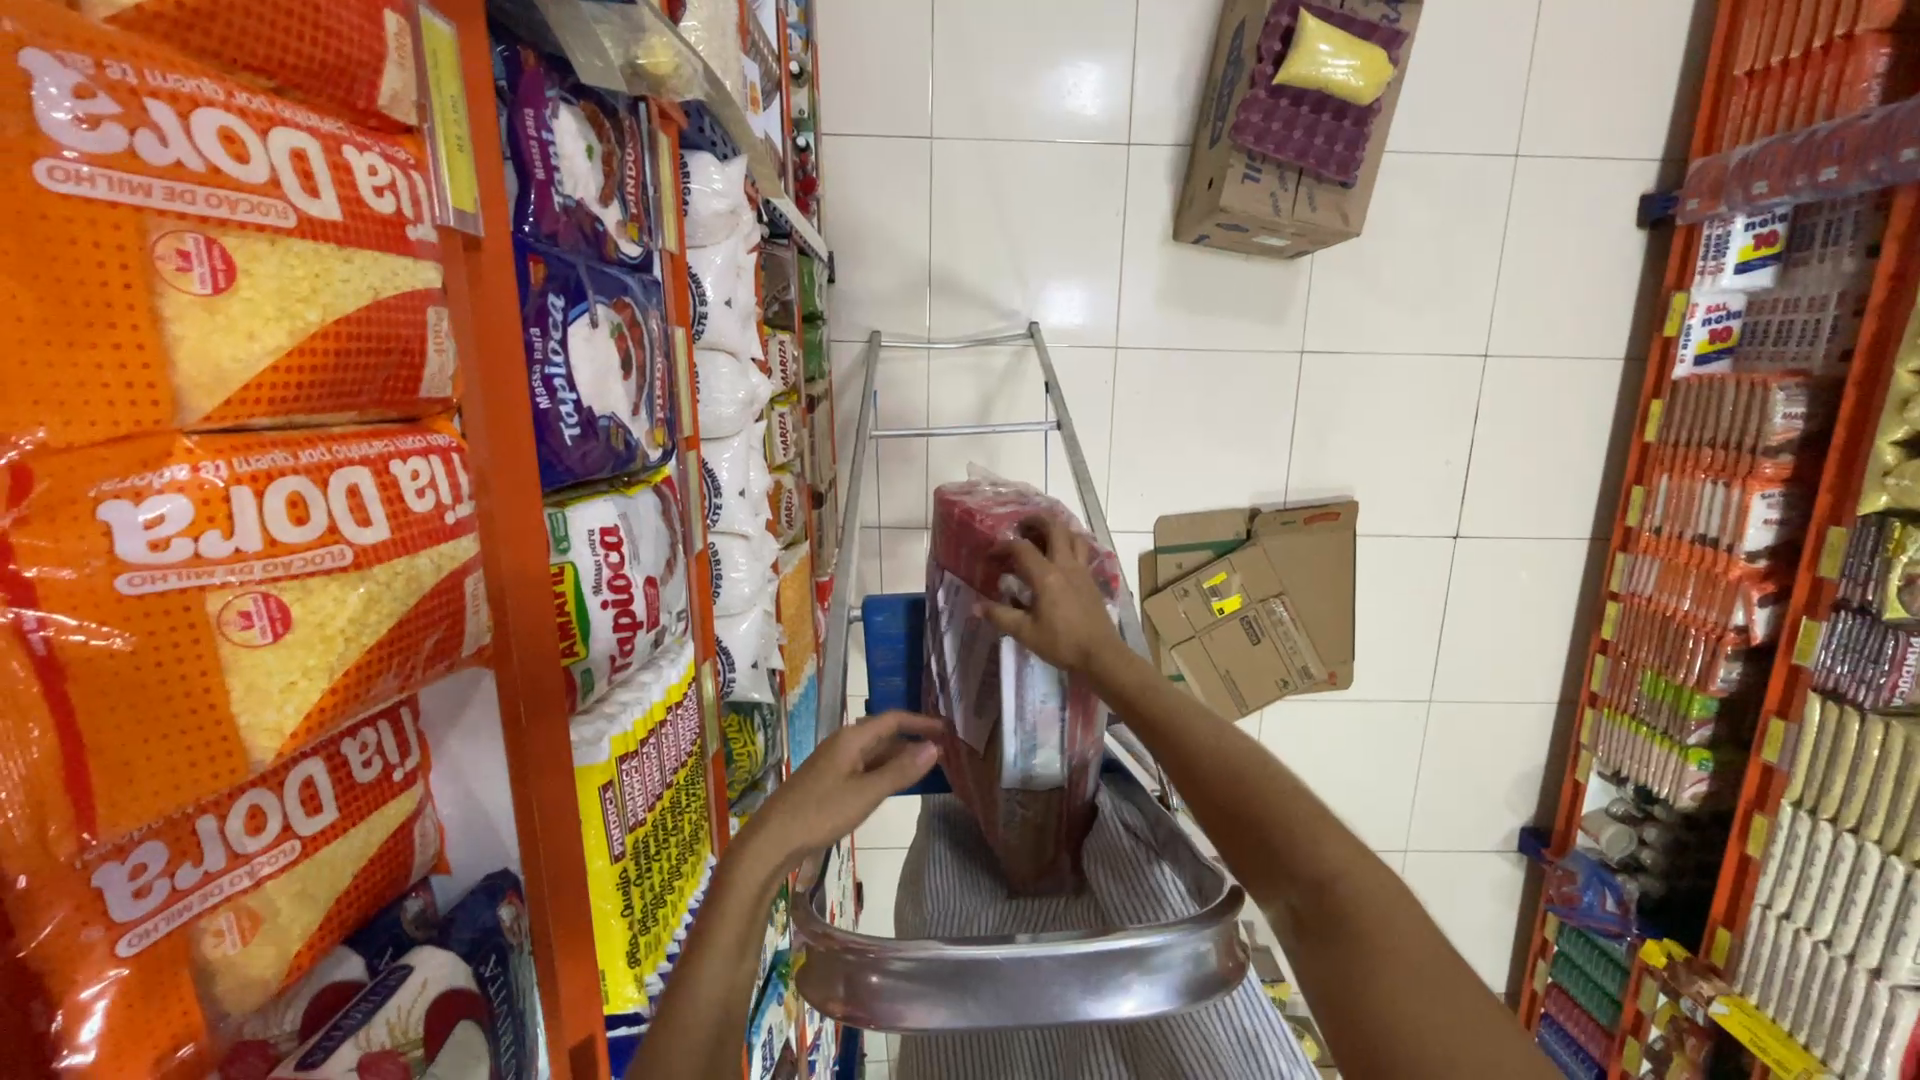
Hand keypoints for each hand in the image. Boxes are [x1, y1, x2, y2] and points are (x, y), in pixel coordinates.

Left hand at [742, 711, 942, 869]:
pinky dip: (885, 772)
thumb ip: (900, 771)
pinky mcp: (830, 781)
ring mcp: (835, 762)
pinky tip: (895, 784)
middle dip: (913, 740)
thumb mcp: (866, 793)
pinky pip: (865, 768)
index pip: (893, 719)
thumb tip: (934, 747)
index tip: (947, 729)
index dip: (921, 722)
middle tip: (944, 752)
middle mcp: (844, 743)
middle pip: (884, 735)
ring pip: (875, 753)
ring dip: (900, 758)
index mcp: (852, 738)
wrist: (774, 839)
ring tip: (927, 768)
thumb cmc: (821, 812)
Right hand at [979, 515, 1127, 675]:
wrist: (1101, 654)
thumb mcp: (1025, 632)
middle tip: (1021, 527)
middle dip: (1036, 521)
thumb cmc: (1061, 643)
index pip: (1021, 548)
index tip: (991, 556)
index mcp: (1046, 576)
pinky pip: (1082, 551)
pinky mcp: (1091, 580)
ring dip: (1057, 529)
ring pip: (1073, 535)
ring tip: (1042, 537)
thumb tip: (976, 606)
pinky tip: (1060, 559)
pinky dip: (1069, 545)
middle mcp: (1065, 565)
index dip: (1003, 546)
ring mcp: (1082, 570)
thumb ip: (1000, 616)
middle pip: (1054, 527)